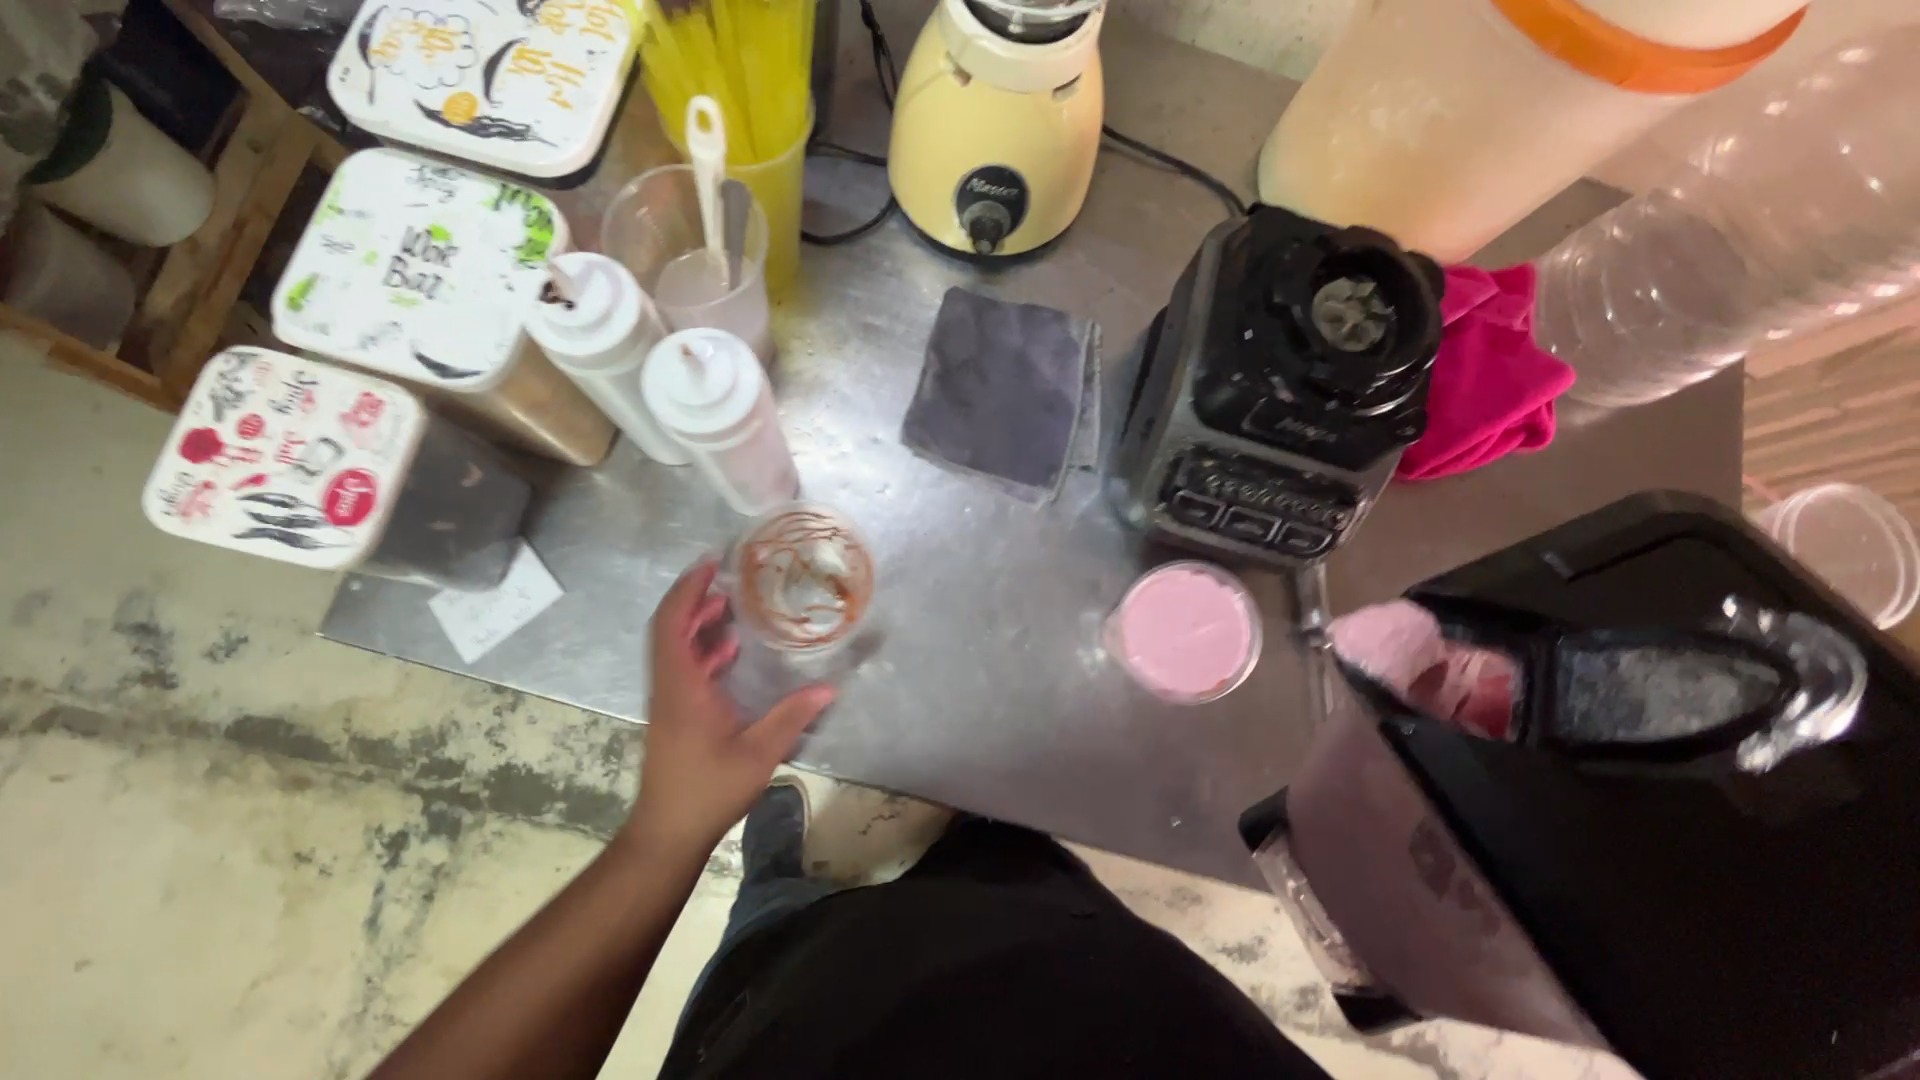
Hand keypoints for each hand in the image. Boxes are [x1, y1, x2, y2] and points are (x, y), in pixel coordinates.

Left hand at [627, 557, 834, 856]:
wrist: (667, 832)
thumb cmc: (707, 790)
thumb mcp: (758, 753)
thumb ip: (791, 717)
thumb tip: (829, 689)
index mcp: (682, 687)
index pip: (672, 624)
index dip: (687, 590)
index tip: (709, 565)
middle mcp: (669, 687)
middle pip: (669, 629)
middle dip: (694, 599)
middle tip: (727, 581)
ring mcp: (669, 703)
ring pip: (675, 649)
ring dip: (697, 625)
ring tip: (730, 608)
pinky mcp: (674, 717)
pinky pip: (682, 669)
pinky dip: (701, 652)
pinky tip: (729, 655)